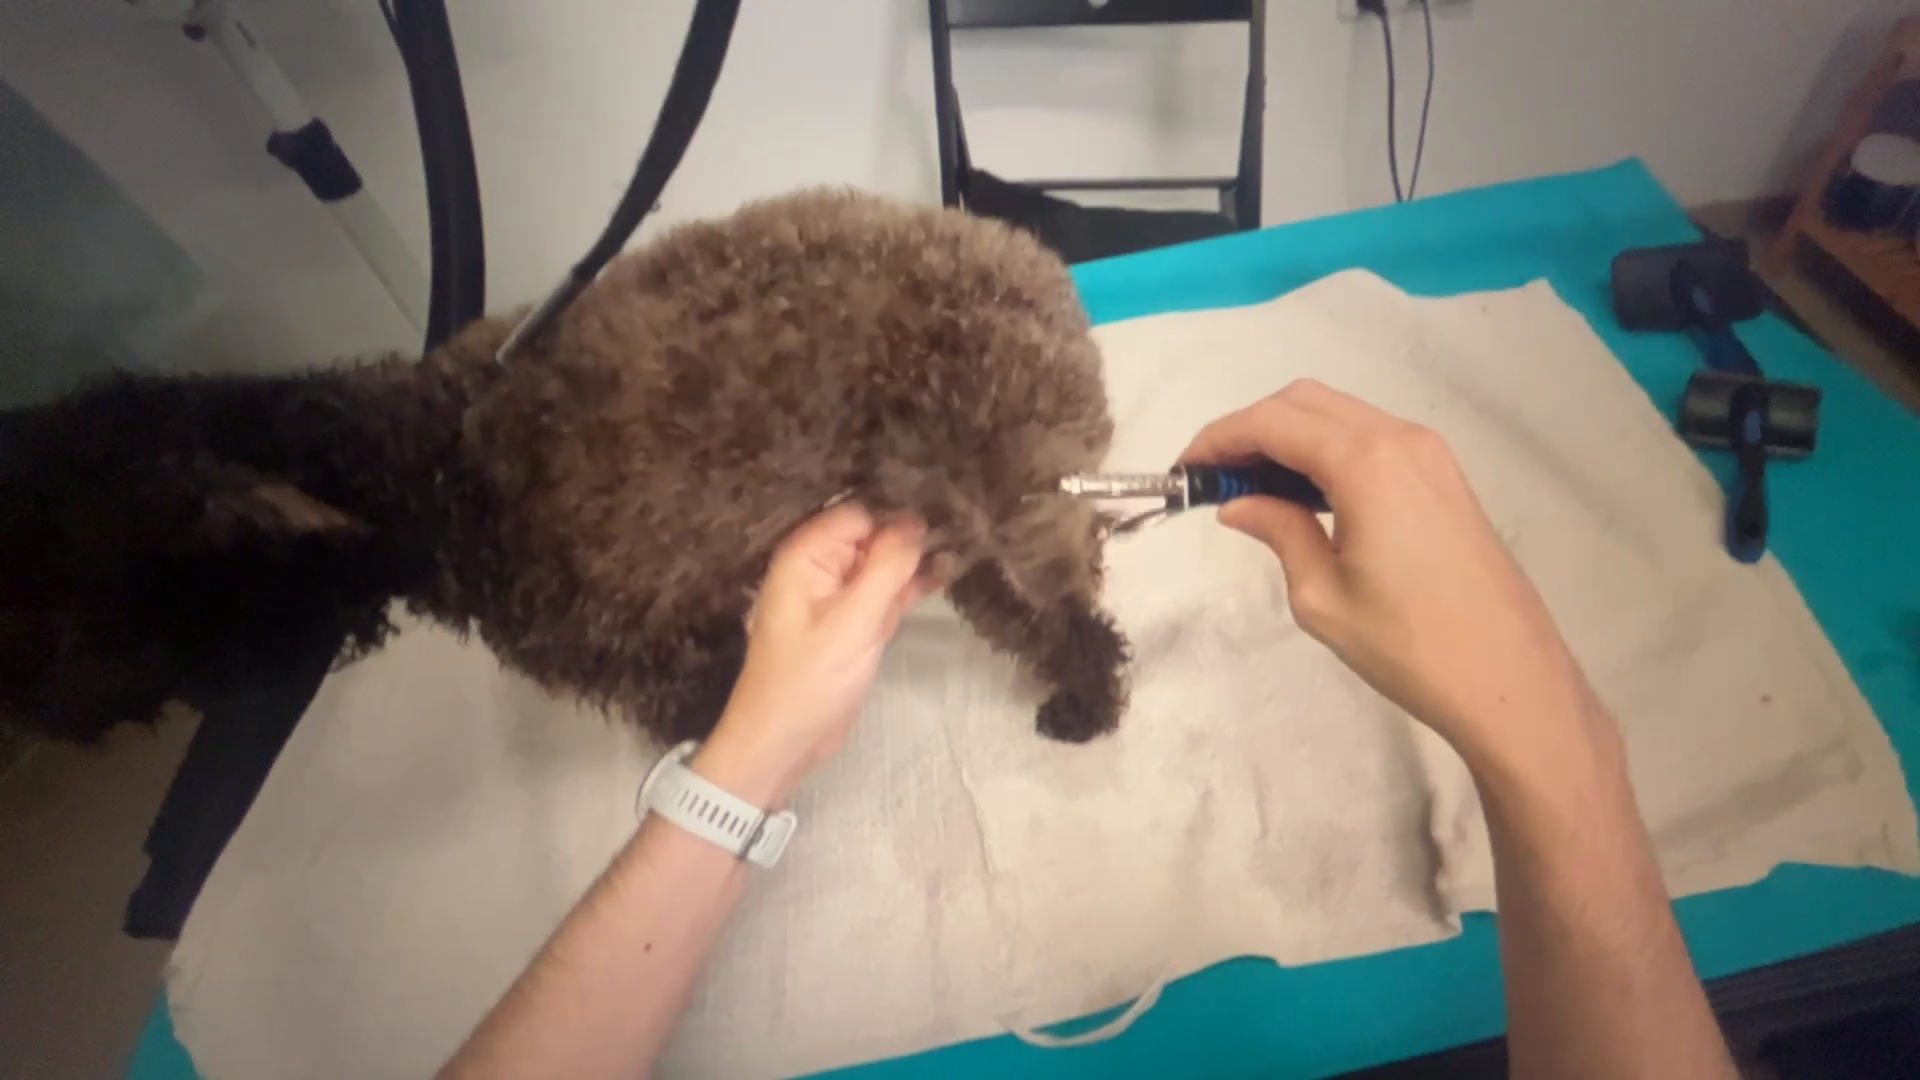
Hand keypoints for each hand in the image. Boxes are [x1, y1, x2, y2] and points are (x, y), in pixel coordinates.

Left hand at [692, 503, 936, 805]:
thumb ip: (886, 567)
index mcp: (807, 557)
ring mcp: (841, 595)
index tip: (943, 506)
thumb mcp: (853, 621)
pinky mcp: (857, 620)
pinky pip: (887, 590)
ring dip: (918, 556)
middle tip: (965, 519)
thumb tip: (917, 519)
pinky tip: (949, 571)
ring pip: (884, 562)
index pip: (860, 514)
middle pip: (874, 533)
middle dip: (913, 529)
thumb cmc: (810, 679)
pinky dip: (913, 584)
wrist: (784, 742)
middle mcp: (822, 567)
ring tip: (966, 538)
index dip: (898, 512)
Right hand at [1180, 380, 1595, 762]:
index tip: (1183, 470)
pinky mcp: (1440, 475)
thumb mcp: (1319, 594)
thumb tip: (1235, 504)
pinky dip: (1319, 449)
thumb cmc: (1407, 644)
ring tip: (1247, 487)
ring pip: (1335, 414)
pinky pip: (1365, 438)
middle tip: (1212, 478)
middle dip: (1247, 430)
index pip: (1272, 423)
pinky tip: (1299, 493)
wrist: (1512, 681)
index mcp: (1366, 464)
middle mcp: (1400, 439)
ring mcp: (1427, 453)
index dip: (1218, 438)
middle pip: (1302, 402)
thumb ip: (1277, 531)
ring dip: (1283, 437)